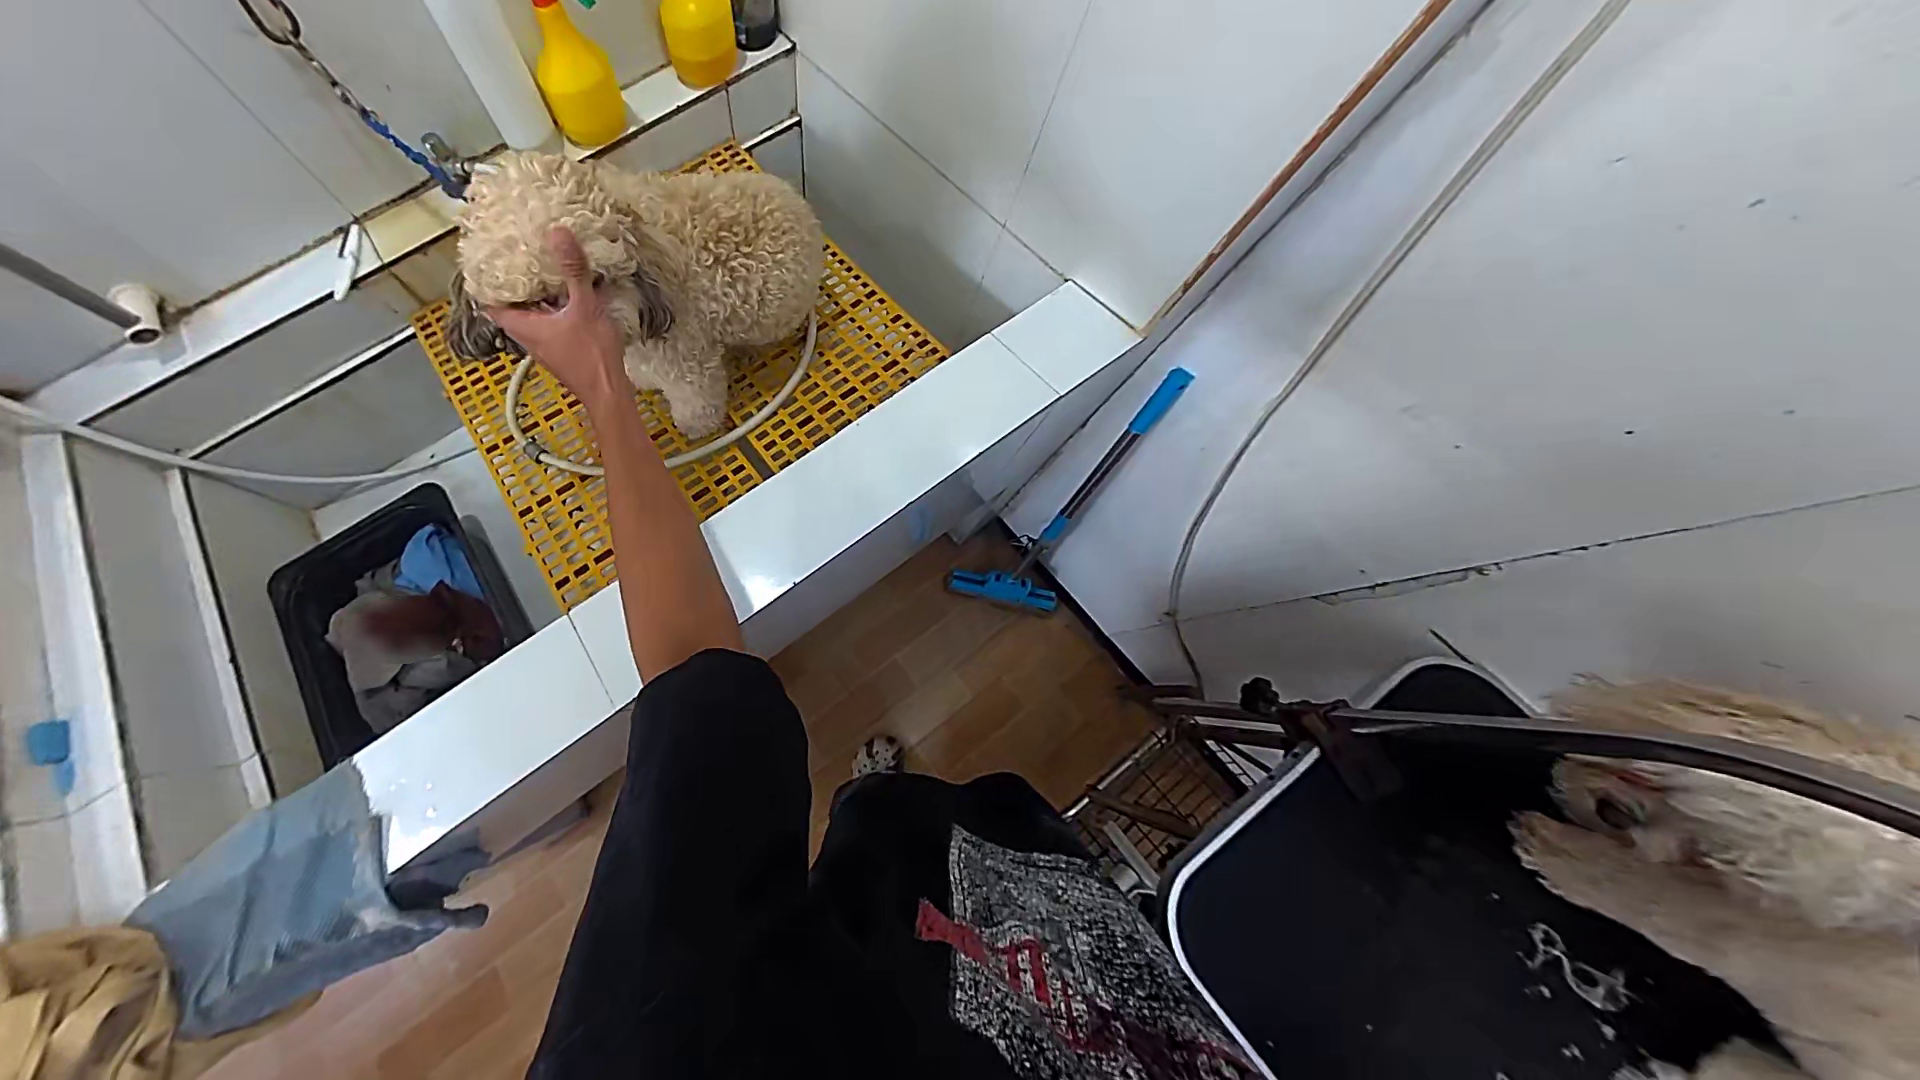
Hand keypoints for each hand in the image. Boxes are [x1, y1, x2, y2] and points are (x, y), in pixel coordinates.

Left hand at [487, 226, 628, 410]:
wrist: (610, 394)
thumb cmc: (592, 357)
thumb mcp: (584, 308)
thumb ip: (573, 271)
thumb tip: (558, 232)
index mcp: (521, 325)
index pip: (488, 297)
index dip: (487, 276)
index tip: (493, 255)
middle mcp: (528, 336)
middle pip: (514, 303)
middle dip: (519, 281)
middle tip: (524, 255)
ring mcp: (547, 345)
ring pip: (536, 314)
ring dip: (542, 295)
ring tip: (551, 271)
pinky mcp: (565, 350)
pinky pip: (555, 323)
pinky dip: (560, 308)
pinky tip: (577, 297)